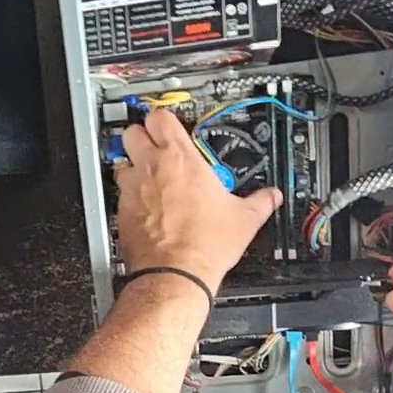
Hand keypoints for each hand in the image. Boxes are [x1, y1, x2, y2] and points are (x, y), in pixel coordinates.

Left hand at [114, 108, 282, 292]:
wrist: (175, 275)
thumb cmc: (204, 246)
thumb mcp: (244, 219)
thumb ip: (260, 201)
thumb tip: (271, 197)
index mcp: (181, 159)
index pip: (161, 117)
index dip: (165, 119)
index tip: (173, 126)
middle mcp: (151, 169)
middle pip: (133, 131)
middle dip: (143, 136)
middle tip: (157, 148)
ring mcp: (132, 191)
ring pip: (122, 163)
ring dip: (133, 167)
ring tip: (150, 181)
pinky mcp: (122, 214)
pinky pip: (121, 196)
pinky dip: (130, 198)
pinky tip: (146, 210)